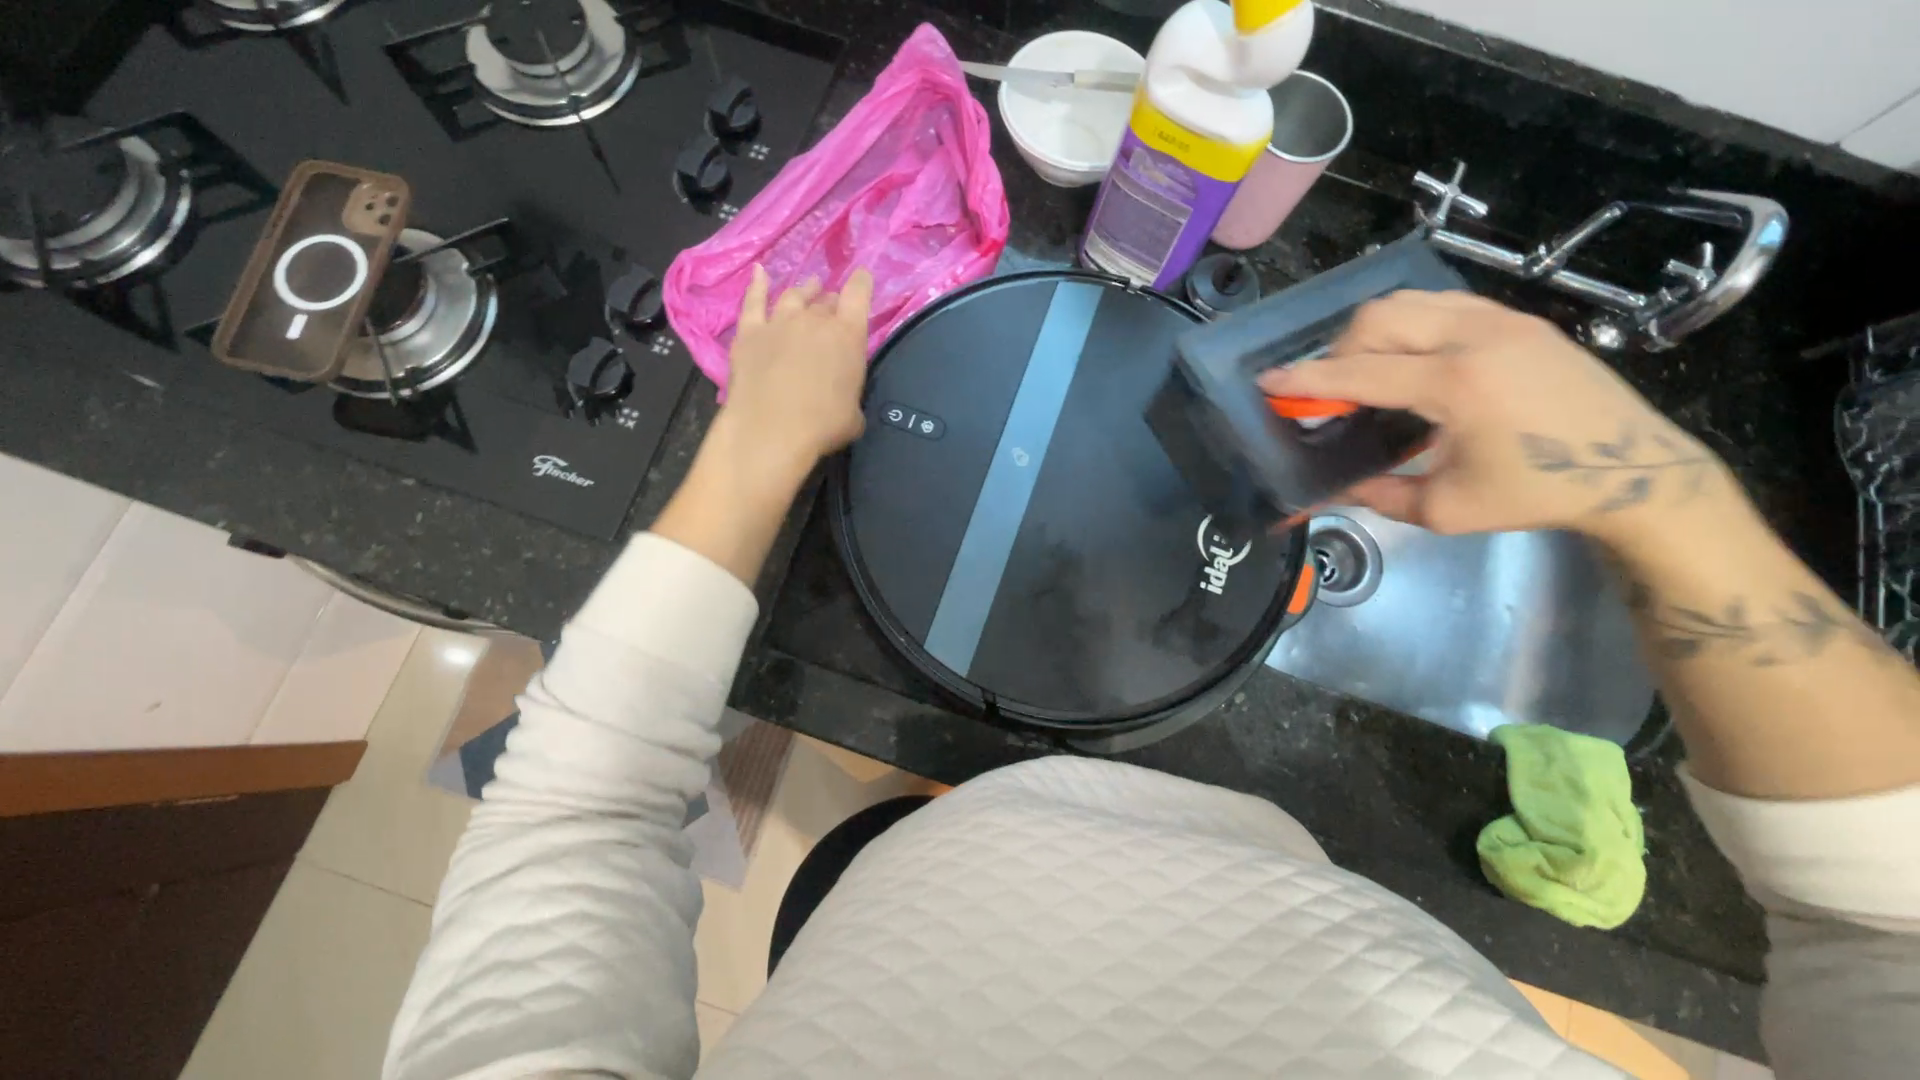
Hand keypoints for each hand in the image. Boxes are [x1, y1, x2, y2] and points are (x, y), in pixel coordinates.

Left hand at [718, 264, 874, 485]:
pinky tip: (759, 272)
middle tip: (832, 306)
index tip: (862, 279)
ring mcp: (779, 322)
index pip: (859, 294)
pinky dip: (757, 285)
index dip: (861, 283)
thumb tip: (843, 397)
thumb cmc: (822, 426)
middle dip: (831, 301)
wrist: (771, 430)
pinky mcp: (749, 332)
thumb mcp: (854, 414)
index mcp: (848, 335)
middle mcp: (814, 320)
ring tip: (808, 288)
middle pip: (825, 300)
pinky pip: (753, 301)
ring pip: (793, 296)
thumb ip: (850, 394)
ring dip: (804, 291)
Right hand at [1258, 291, 1732, 546]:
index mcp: (1456, 385)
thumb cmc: (1537, 494)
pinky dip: (1410, 323)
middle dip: (1339, 349)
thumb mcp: (1446, 509)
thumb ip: (1380, 495)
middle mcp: (1476, 337)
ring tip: (1367, 369)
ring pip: (1410, 300)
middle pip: (1378, 317)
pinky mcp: (1520, 319)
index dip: (1307, 379)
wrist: (1636, 470)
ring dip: (1373, 330)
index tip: (1268, 382)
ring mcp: (1502, 320)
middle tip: (1330, 388)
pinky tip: (1411, 357)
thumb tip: (1333, 489)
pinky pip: (1444, 303)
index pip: (1360, 371)